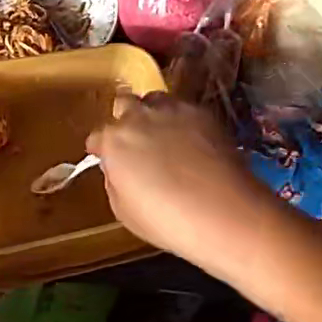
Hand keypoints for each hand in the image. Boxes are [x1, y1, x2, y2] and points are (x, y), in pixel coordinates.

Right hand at [86, 92, 281, 264]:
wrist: (224, 212)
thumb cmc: (170, 220)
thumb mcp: (124, 211)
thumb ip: (114, 180)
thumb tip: (118, 169)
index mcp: (114, 141)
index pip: (98, 136)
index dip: (102, 148)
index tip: (105, 156)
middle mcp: (140, 117)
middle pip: (125, 104)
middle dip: (127, 119)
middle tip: (136, 142)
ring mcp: (174, 110)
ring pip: (155, 100)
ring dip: (154, 115)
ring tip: (164, 138)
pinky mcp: (203, 112)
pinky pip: (184, 110)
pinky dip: (182, 121)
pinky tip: (191, 143)